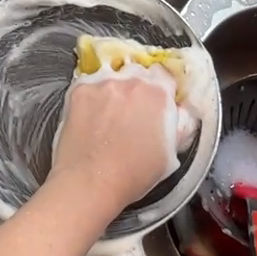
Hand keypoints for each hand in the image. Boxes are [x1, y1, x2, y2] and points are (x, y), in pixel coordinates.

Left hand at [47, 70, 180, 216]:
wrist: (90, 182)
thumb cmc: (134, 175)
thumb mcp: (171, 153)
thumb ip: (177, 126)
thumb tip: (177, 114)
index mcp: (158, 94)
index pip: (164, 75)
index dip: (161, 89)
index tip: (155, 103)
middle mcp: (132, 80)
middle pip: (137, 73)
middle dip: (136, 88)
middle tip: (130, 112)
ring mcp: (103, 82)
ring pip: (111, 77)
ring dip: (113, 91)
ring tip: (106, 116)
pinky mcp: (79, 89)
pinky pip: (89, 85)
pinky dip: (91, 97)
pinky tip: (89, 117)